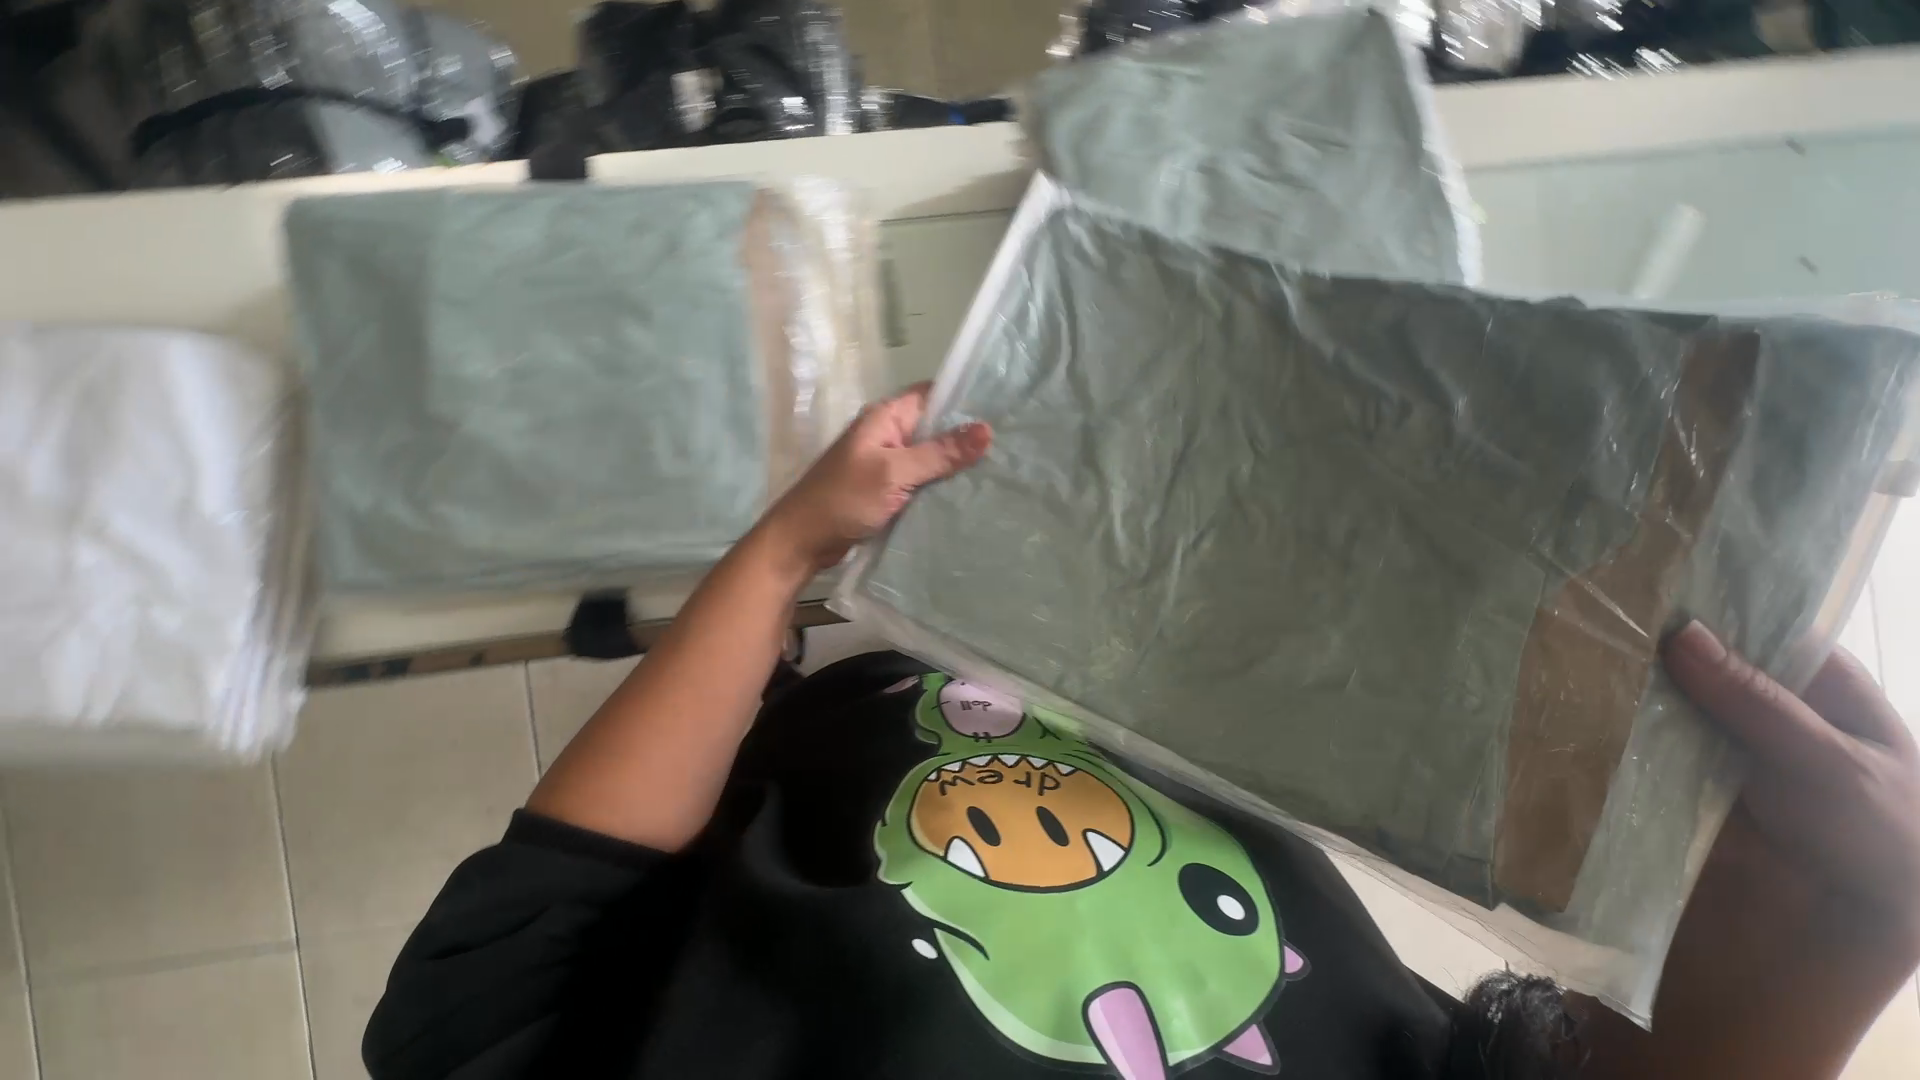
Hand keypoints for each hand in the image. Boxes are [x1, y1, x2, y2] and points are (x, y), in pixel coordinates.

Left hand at [755, 383, 991, 573]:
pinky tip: (971, 495)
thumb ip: (939, 453)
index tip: (1005, 408)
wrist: (803, 541)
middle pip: (935, 428)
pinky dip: (942, 487)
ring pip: (931, 458)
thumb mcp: (893, 473)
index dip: (966, 398)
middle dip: (968, 436)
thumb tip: (986, 430)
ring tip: (1001, 470)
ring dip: (957, 466)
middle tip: (1012, 445)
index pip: (933, 395)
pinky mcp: (888, 490)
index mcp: (885, 418)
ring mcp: (887, 464)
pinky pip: (922, 482)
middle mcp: (888, 435)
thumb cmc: (843, 499)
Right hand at [1570, 626, 1919, 1079]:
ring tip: (1562, 641)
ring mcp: (1714, 736)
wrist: (1843, 927)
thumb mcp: (1830, 765)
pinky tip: (1569, 698)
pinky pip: (1641, 735)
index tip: (1646, 573)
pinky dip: (1611, 720)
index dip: (1710, 598)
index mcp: (1820, 685)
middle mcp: (1761, 702)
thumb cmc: (1873, 837)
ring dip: (1624, 678)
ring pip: (1663, 693)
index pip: (1760, 623)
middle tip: (1586, 601)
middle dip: (1650, 636)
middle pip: (1701, 655)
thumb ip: (1756, 702)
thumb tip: (1679, 633)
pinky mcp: (1675, 769)